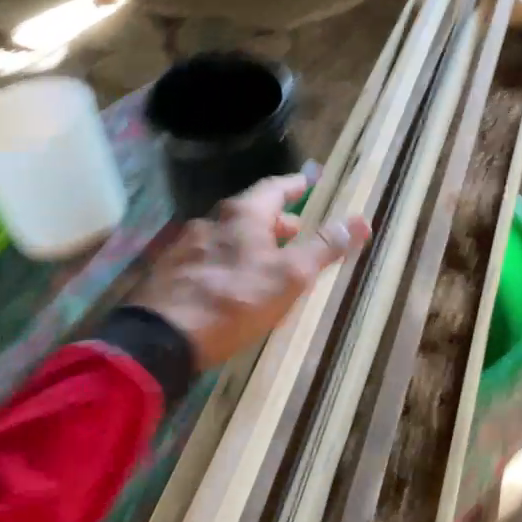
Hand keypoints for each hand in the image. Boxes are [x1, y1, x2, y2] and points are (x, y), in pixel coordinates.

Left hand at [126, 173, 370, 368]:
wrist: (160, 339)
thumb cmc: (235, 300)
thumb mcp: (291, 275)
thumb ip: (325, 247)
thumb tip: (360, 220)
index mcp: (243, 215)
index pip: (275, 188)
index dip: (295, 185)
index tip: (308, 182)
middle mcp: (211, 221)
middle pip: (250, 213)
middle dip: (275, 221)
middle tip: (295, 231)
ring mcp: (185, 247)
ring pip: (226, 236)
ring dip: (250, 243)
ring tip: (267, 261)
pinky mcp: (169, 274)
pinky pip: (206, 259)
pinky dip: (226, 263)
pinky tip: (231, 284)